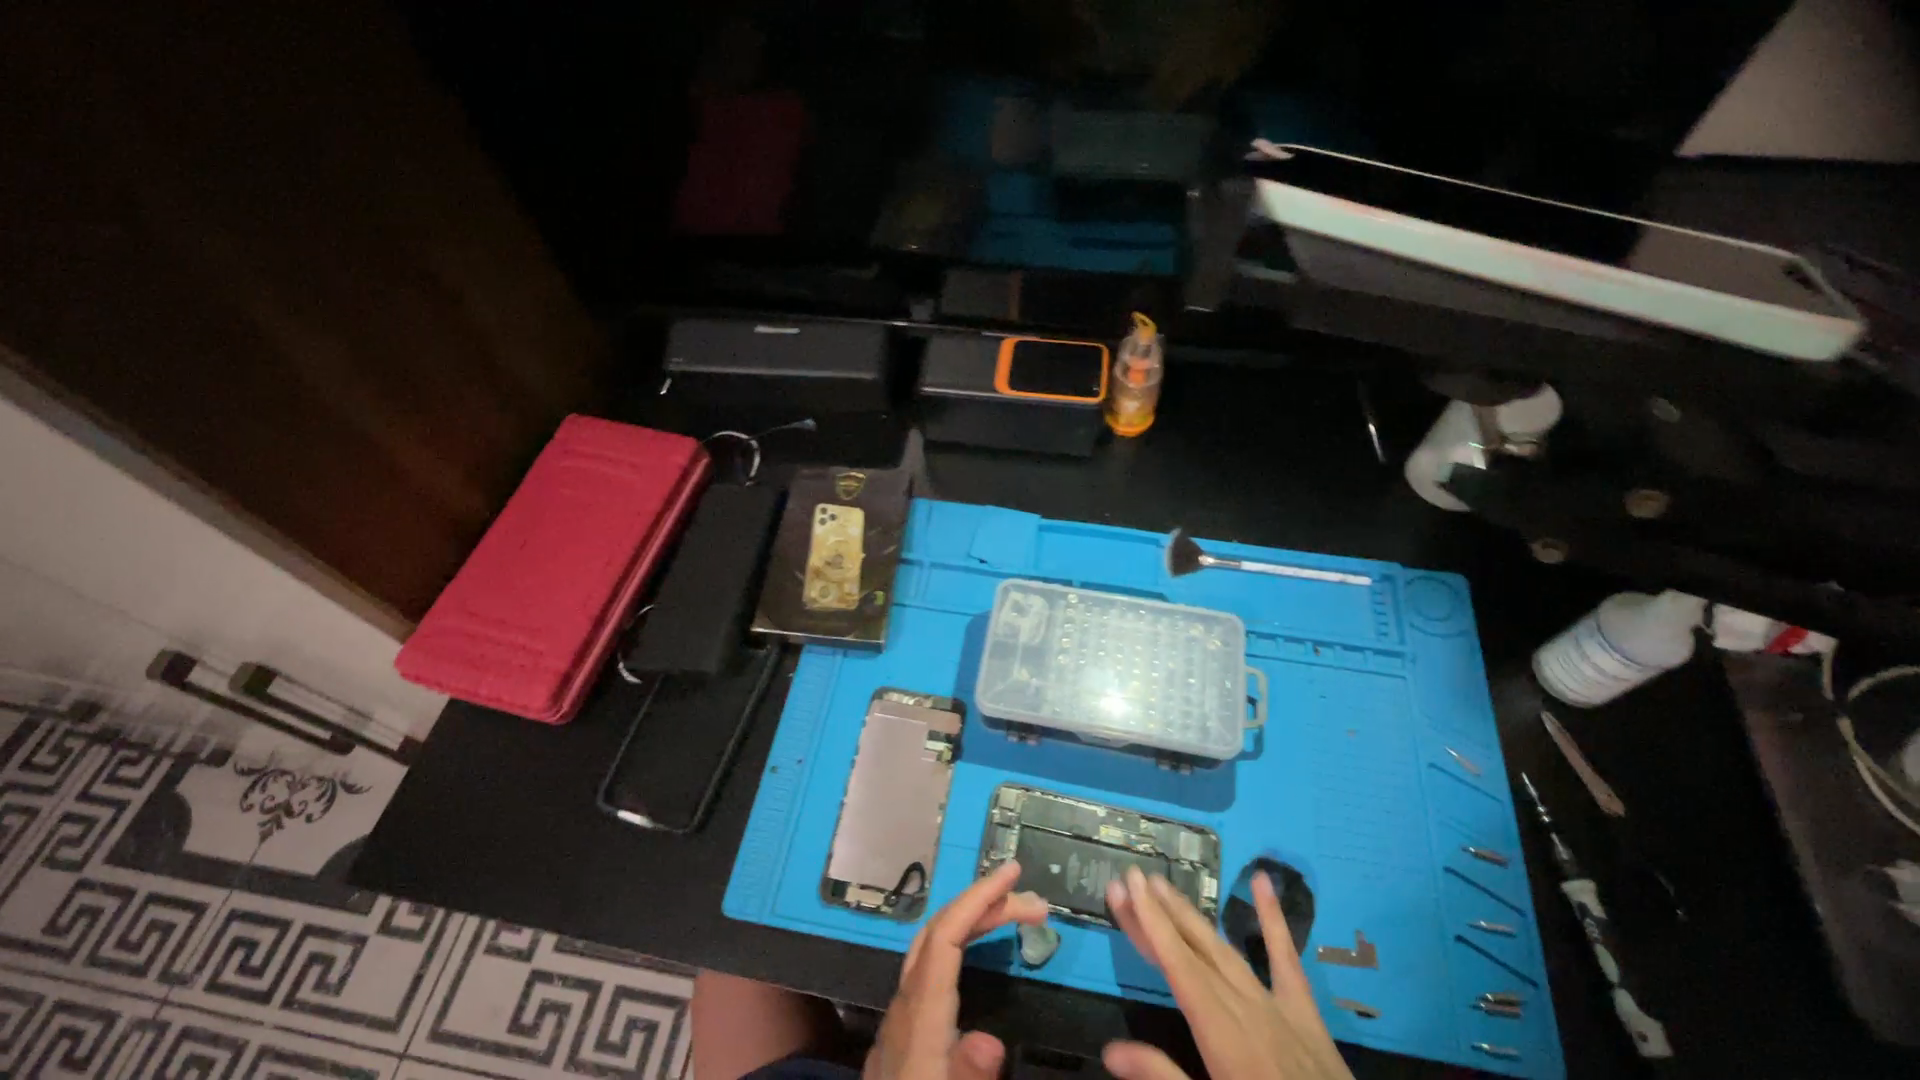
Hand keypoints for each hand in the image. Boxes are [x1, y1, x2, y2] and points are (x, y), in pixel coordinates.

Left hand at [863, 861, 1049, 1079]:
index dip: (977, 901)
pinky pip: (931, 967)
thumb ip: (965, 1077)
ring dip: (973, 922)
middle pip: (938, 933)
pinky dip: (961, 945)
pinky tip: (979, 955)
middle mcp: (906, 1007)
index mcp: (919, 1021)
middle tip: (1036, 904)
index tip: (1013, 877)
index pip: (944, 940)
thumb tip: (991, 1040)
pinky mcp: (904, 1032)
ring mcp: (901, 1017)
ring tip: (1017, 917)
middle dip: (984, 904)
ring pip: (931, 948)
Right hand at [1104, 866, 1352, 1079]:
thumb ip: (1162, 1076)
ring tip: (1165, 885)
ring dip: (1192, 916)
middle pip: (1195, 951)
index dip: (1150, 923)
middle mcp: (1246, 1008)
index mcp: (1222, 1033)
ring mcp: (1277, 1005)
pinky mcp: (1304, 1011)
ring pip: (1226, 950)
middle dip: (1161, 912)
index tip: (1129, 884)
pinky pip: (1286, 958)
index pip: (1178, 966)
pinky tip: (1261, 880)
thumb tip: (1110, 1050)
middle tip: (1133, 877)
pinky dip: (1273, 918)